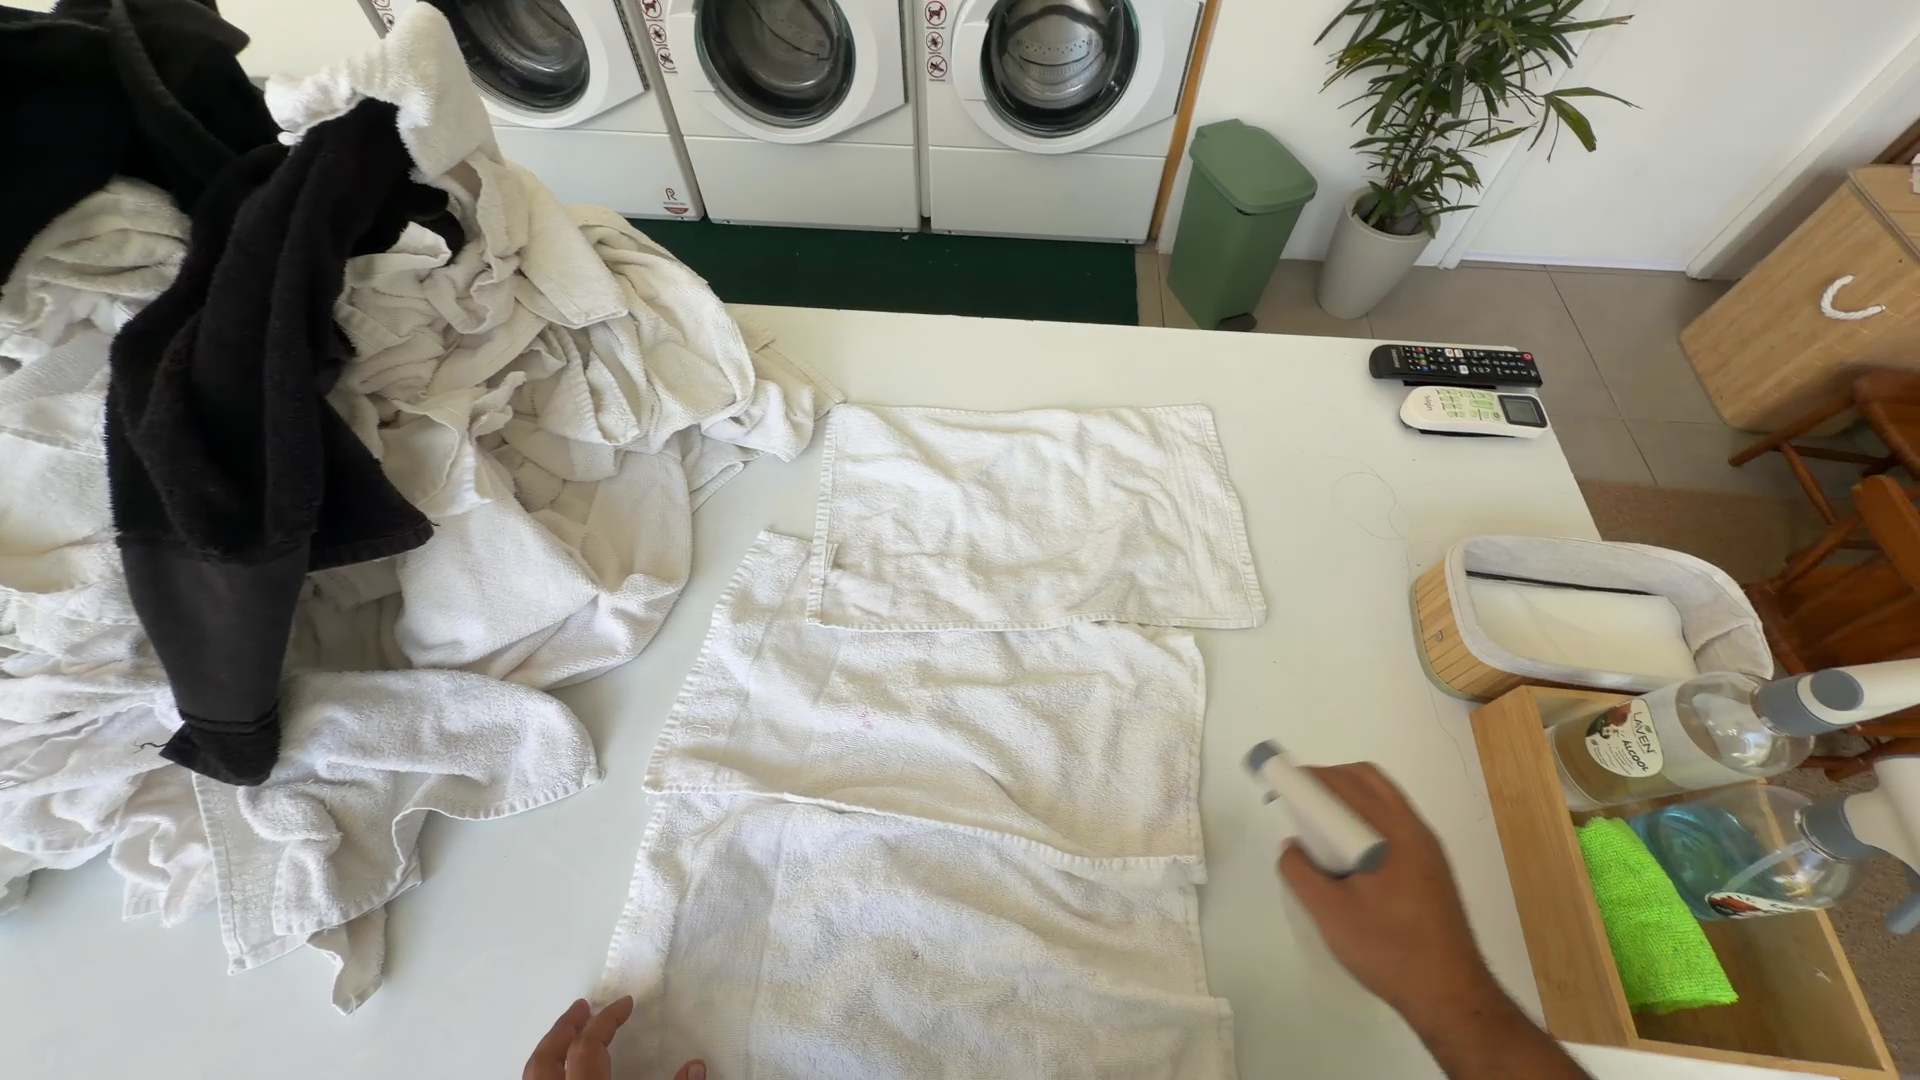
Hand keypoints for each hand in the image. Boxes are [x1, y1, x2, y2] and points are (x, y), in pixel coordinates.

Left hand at [523, 996, 706, 1079]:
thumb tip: (696, 1066)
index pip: (587, 1047)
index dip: (606, 1021)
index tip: (623, 1005)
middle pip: (545, 1060)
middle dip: (563, 1029)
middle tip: (581, 1008)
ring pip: (531, 1078)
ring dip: (549, 1052)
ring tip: (566, 1036)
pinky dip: (544, 1077)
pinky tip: (559, 1074)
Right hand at [1274, 763, 1501, 1029]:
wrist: (1453, 998)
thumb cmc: (1389, 951)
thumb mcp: (1328, 912)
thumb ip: (1300, 871)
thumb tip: (1292, 847)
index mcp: (1393, 834)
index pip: (1343, 783)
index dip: (1307, 778)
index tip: (1281, 789)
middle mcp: (1415, 830)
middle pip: (1366, 778)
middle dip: (1326, 780)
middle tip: (1298, 804)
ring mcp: (1427, 849)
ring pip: (1382, 798)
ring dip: (1346, 798)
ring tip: (1319, 829)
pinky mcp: (1431, 867)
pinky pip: (1392, 821)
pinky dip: (1363, 819)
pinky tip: (1347, 855)